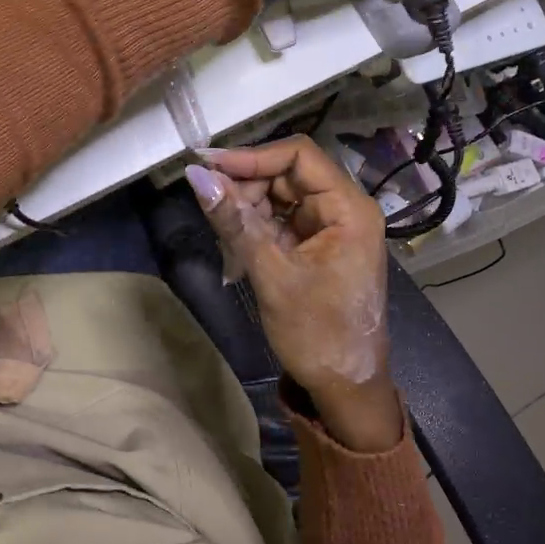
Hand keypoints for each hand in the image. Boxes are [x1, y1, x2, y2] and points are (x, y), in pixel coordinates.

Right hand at [186, 138, 404, 452]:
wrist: (345, 388)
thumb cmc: (317, 333)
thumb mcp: (271, 274)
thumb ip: (234, 220)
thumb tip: (195, 175)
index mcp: (349, 208)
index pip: (299, 155)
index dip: (252, 155)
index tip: (208, 165)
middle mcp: (344, 208)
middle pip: (288, 173)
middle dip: (246, 184)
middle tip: (211, 204)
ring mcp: (331, 227)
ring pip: (280, 195)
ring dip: (247, 207)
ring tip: (223, 231)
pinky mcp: (317, 245)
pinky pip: (282, 219)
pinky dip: (255, 226)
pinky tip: (234, 243)